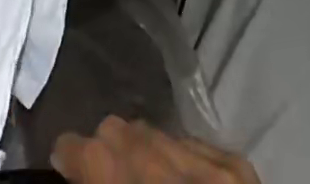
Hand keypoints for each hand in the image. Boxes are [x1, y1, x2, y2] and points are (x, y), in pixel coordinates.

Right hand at [51, 117, 259, 183]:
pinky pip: (197, 147)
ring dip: (142, 153)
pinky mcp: (242, 169)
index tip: (67, 171)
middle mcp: (171, 173)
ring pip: (157, 133)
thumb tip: (83, 180)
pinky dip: (181, 163)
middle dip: (106, 153)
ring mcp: (213, 168)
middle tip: (105, 182)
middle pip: (119, 131)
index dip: (71, 158)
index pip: (87, 149)